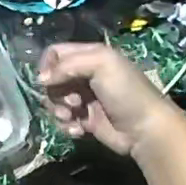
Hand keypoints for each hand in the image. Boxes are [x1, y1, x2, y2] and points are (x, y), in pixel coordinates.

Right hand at [39, 42, 183, 157]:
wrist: (145, 129)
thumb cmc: (126, 92)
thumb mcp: (101, 65)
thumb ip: (67, 65)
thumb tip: (41, 80)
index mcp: (90, 56)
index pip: (55, 54)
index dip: (48, 66)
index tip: (48, 81)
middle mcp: (85, 75)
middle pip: (52, 80)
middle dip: (54, 92)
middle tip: (71, 102)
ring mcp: (84, 99)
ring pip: (54, 101)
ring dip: (59, 110)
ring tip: (72, 117)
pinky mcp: (84, 120)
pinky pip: (63, 120)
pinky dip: (67, 125)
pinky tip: (78, 130)